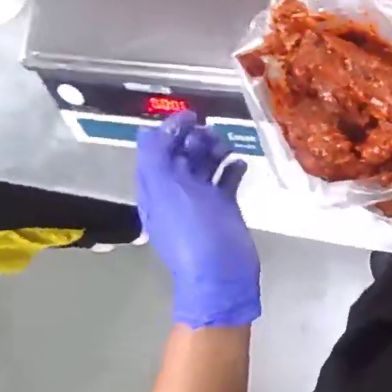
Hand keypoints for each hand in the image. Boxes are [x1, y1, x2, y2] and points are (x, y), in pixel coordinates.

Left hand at [136, 112, 259, 328]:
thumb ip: (157, 159)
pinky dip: (233, 169)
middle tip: (213, 133)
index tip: (191, 116)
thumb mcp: (168, 192)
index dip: (170, 130)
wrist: (222, 275)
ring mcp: (202, 200)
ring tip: (228, 145)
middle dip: (195, 138)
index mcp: (156, 187)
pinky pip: (227, 181)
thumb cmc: (194, 234)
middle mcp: (177, 191)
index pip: (157, 149)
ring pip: (206, 165)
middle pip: (182, 154)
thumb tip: (150, 131)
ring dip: (215, 150)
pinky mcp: (225, 208)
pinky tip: (241, 163)